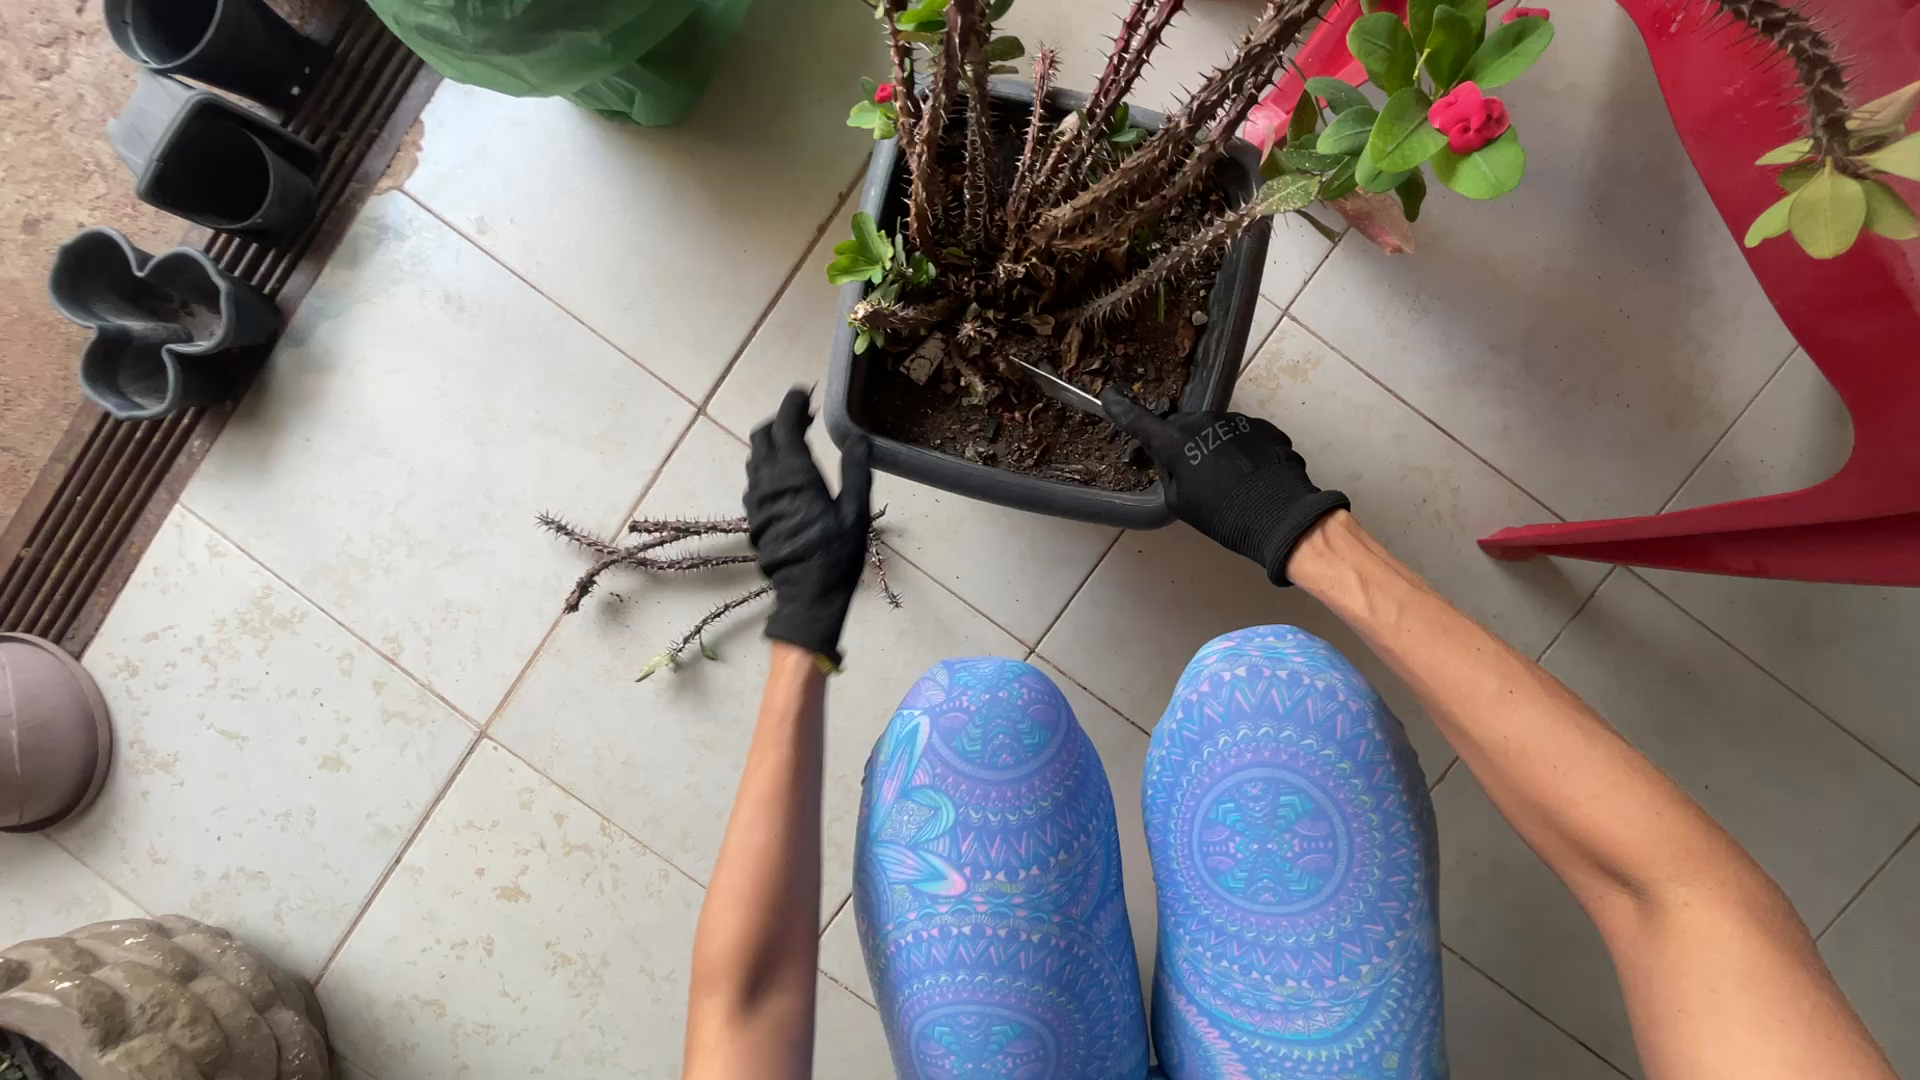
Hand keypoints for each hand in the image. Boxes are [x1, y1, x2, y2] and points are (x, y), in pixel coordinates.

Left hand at [745, 389, 873, 665]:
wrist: (807, 596)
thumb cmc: (836, 555)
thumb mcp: (856, 513)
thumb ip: (856, 471)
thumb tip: (857, 436)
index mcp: (795, 476)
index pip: (784, 426)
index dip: (792, 404)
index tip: (804, 393)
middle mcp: (769, 482)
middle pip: (762, 436)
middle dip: (780, 420)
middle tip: (804, 419)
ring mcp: (757, 499)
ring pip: (755, 457)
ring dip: (773, 443)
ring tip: (798, 444)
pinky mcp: (754, 515)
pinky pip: (756, 478)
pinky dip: (769, 464)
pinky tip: (788, 476)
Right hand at [1103, 390, 1348, 585]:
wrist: (1279, 515)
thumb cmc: (1220, 515)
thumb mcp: (1179, 502)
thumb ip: (1170, 473)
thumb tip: (1174, 460)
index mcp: (1176, 441)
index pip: (1141, 422)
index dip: (1122, 410)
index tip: (1109, 396)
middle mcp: (1203, 422)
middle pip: (1182, 427)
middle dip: (1182, 444)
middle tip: (1194, 475)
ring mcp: (1236, 421)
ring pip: (1214, 431)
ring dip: (1214, 448)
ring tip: (1229, 480)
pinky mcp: (1263, 427)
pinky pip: (1242, 436)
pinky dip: (1241, 451)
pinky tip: (1250, 475)